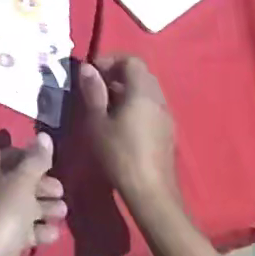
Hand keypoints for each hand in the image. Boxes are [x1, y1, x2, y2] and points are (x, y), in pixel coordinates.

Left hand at [0, 134, 66, 255]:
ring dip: (45, 207)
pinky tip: (53, 232)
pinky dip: (40, 230)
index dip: (31, 156)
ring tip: (63, 211)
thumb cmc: (3, 210)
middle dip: (42, 185)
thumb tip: (44, 135)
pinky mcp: (5, 240)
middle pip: (19, 181)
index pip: (10, 154)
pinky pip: (25, 230)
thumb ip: (36, 159)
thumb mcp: (22, 179)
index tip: (52, 162)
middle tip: (62, 191)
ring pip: (24, 206)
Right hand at [77, 55, 179, 207]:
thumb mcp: (97, 121)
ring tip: (104, 104)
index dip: (110, 60)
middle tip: (96, 86)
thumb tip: (88, 68)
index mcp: (142, 93)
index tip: (92, 72)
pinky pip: (151, 106)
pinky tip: (120, 122)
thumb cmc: (120, 155)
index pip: (132, 60)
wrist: (152, 195)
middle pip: (141, 74)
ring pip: (146, 90)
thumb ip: (93, 91)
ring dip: (126, 89)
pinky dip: (135, 103)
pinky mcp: (167, 133)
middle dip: (117, 73)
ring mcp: (166, 117)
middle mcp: (158, 100)